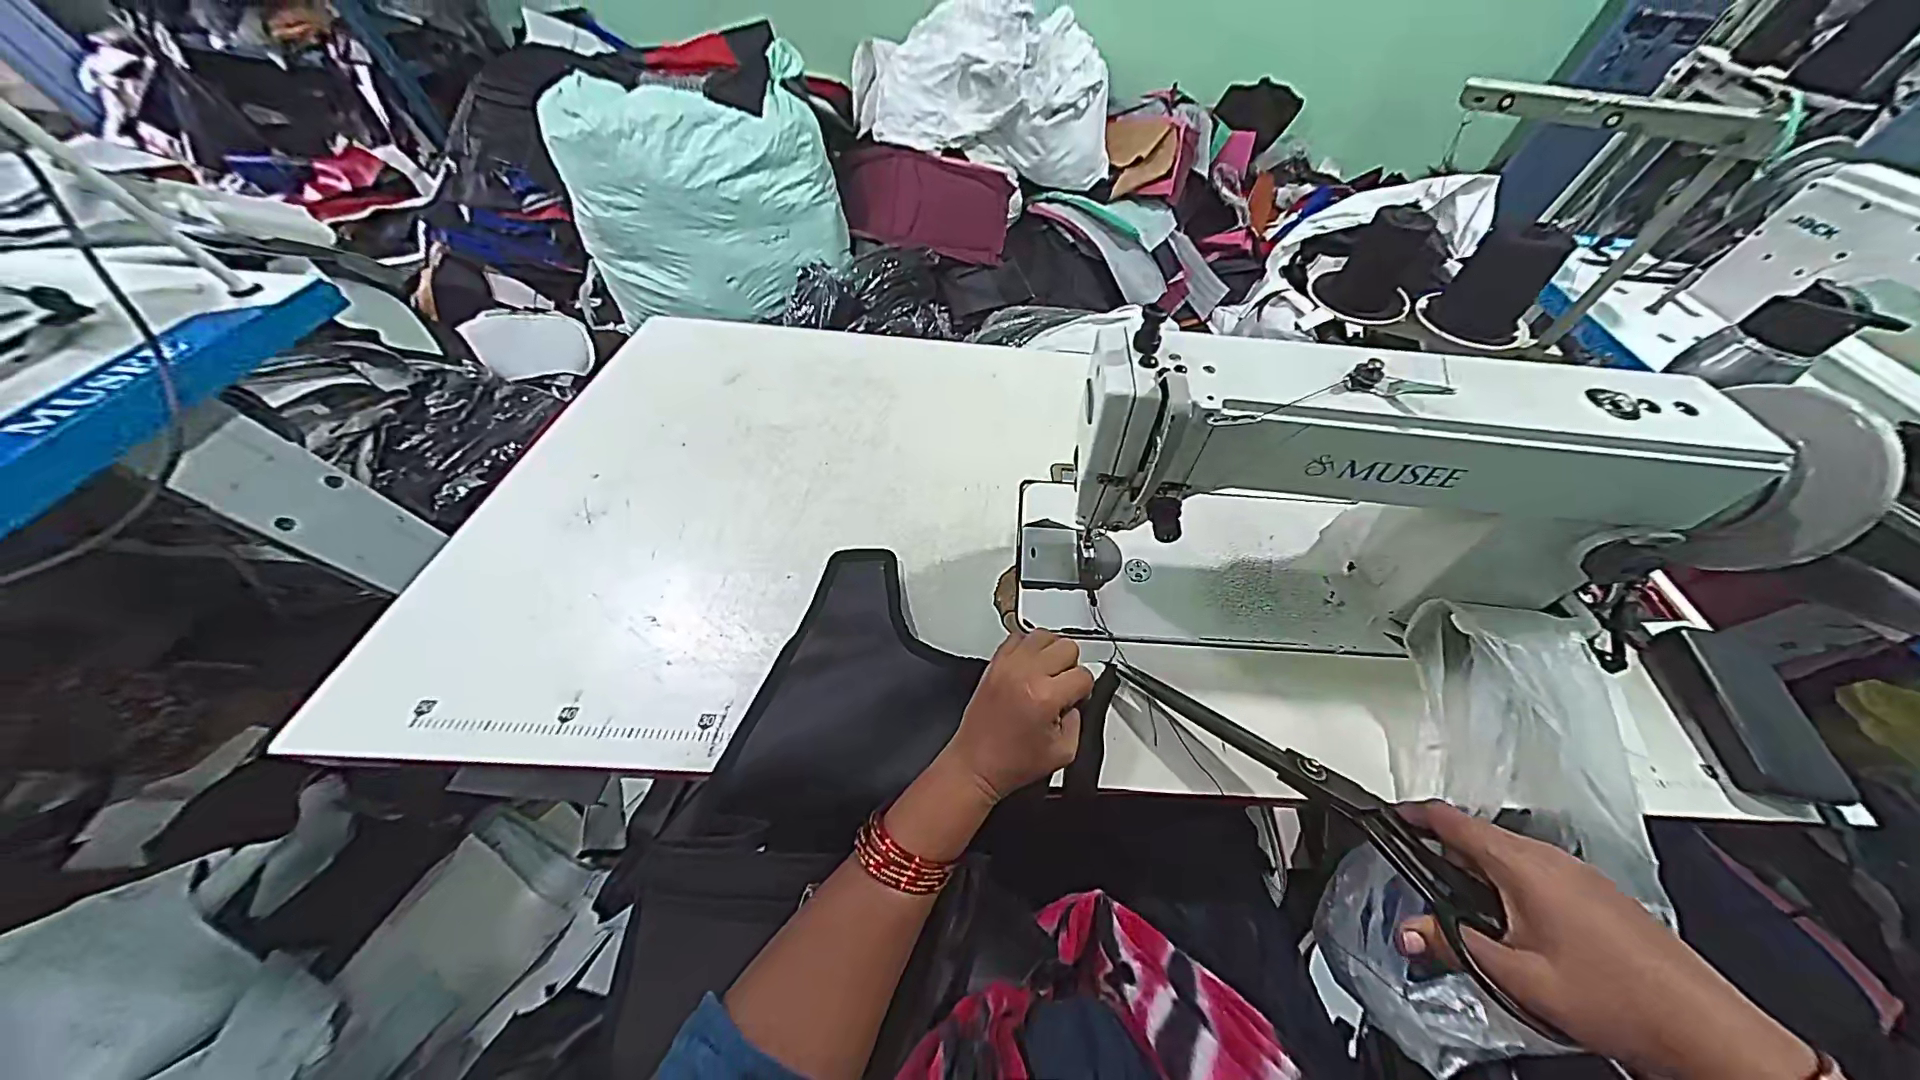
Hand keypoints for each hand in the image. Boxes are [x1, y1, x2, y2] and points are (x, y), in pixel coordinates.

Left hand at [943, 630, 1093, 804]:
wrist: (976, 764)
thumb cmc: (1011, 762)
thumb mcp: (1064, 752)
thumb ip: (1079, 720)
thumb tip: (1079, 699)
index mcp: (1044, 696)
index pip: (1083, 674)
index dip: (1085, 690)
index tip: (1076, 700)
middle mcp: (1024, 674)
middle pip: (1066, 647)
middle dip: (1071, 667)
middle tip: (1064, 687)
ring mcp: (1007, 666)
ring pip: (1043, 635)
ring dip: (1051, 652)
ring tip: (1049, 673)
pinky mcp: (994, 665)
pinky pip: (1017, 638)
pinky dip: (1028, 648)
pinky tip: (1030, 667)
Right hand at [1393, 802, 1818, 1079]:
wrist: (1713, 1036)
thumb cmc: (1623, 1002)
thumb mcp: (1517, 975)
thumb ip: (1453, 944)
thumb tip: (1412, 931)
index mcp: (1523, 865)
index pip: (1450, 819)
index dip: (1413, 815)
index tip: (1392, 818)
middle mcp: (1552, 860)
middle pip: (1477, 838)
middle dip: (1446, 858)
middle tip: (1427, 889)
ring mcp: (1580, 876)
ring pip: (1508, 858)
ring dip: (1481, 877)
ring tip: (1475, 921)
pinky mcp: (1599, 895)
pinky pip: (1538, 874)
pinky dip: (1513, 889)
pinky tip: (1519, 932)